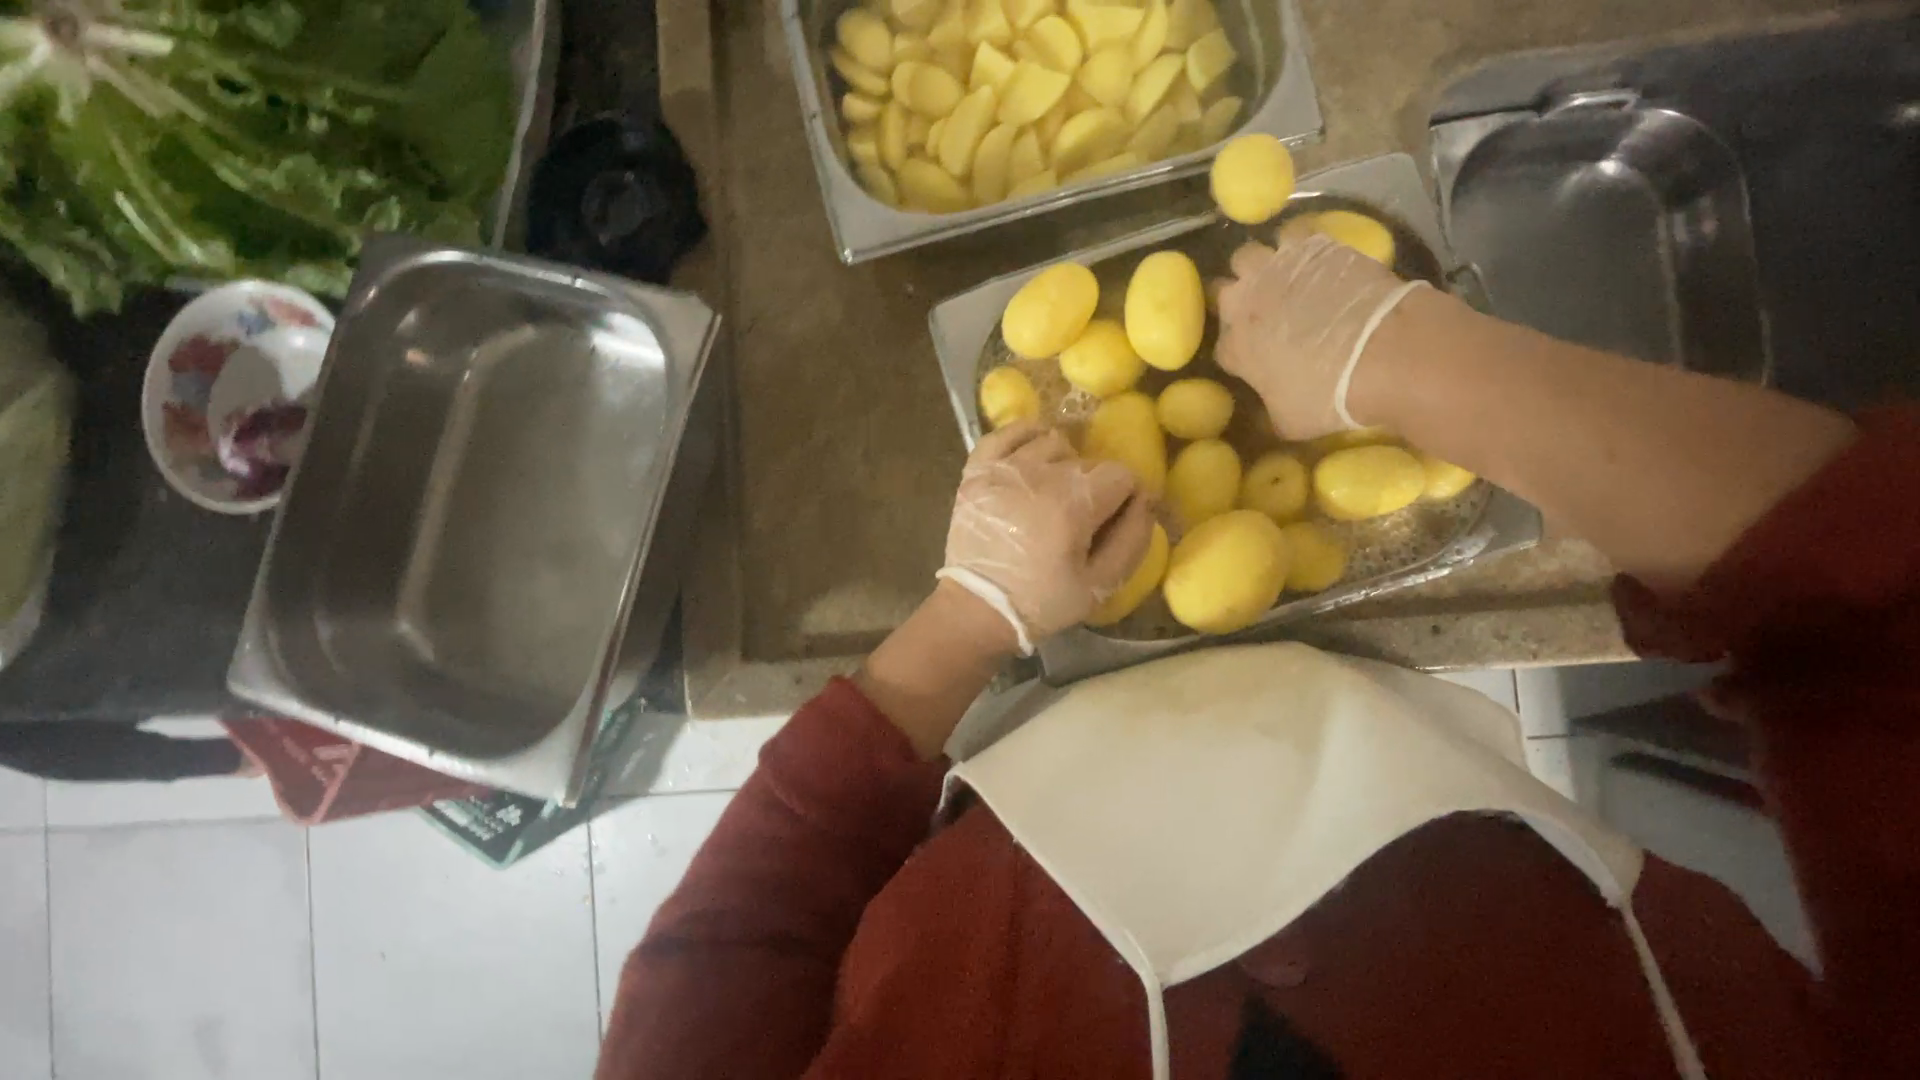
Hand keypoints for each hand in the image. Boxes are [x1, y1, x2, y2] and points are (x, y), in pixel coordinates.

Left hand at [937, 422, 1154, 652]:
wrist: (976, 609)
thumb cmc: (1041, 602)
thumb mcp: (1100, 585)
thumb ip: (1132, 539)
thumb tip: (1146, 499)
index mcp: (1074, 503)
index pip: (1122, 474)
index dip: (1125, 498)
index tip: (1112, 522)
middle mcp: (1040, 474)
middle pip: (1088, 461)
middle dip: (1094, 487)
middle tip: (1081, 520)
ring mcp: (1004, 468)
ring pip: (1053, 443)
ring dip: (1062, 463)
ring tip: (1054, 493)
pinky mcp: (976, 469)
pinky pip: (1007, 432)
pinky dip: (1025, 436)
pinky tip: (1033, 455)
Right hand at [1214, 232, 1427, 439]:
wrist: (1386, 353)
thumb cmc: (1330, 396)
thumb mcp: (1289, 422)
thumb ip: (1268, 411)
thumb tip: (1264, 412)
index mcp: (1235, 346)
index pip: (1222, 344)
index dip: (1238, 349)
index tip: (1254, 357)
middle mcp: (1245, 301)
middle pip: (1221, 288)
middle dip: (1236, 298)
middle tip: (1260, 311)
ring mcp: (1278, 268)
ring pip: (1249, 254)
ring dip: (1260, 265)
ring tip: (1281, 278)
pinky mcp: (1315, 246)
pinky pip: (1294, 237)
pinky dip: (1299, 247)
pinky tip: (1315, 261)